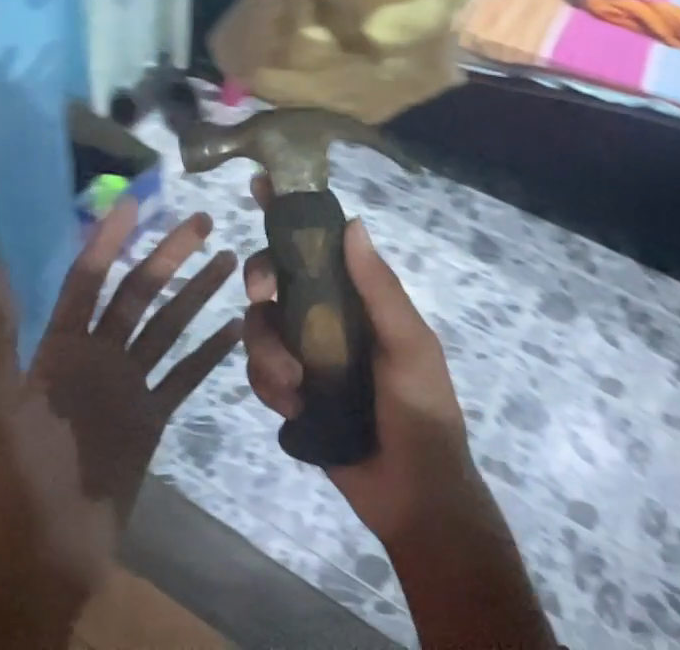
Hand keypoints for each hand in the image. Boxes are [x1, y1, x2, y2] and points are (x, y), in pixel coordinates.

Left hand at [0, 199, 239, 597]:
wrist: (44, 545)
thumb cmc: (12, 473)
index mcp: (59, 346)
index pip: (88, 277)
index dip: (109, 238)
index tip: (134, 203)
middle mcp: (98, 355)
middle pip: (139, 292)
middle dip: (169, 255)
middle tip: (204, 220)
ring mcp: (127, 384)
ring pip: (168, 326)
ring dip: (197, 293)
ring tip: (229, 260)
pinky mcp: (151, 417)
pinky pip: (184, 377)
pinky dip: (209, 354)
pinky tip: (236, 330)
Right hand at [240, 175, 485, 546]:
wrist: (412, 492)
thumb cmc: (421, 408)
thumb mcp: (408, 343)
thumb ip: (378, 288)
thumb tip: (353, 223)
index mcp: (359, 300)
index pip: (321, 247)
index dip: (291, 217)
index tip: (262, 188)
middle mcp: (327, 319)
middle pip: (275, 278)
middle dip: (261, 278)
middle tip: (262, 292)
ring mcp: (306, 356)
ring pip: (259, 326)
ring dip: (268, 348)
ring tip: (295, 382)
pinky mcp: (290, 393)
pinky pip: (258, 372)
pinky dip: (270, 385)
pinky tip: (295, 407)